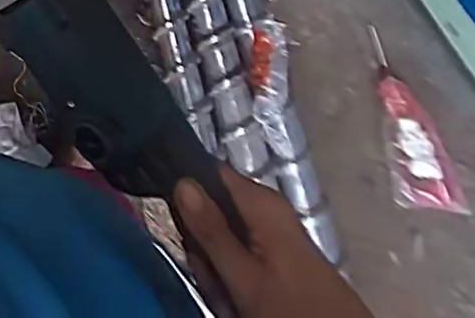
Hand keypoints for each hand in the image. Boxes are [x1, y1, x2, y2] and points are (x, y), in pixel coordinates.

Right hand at [172, 166, 371, 317]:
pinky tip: (238, 304)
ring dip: (217, 268)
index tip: (178, 226)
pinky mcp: (279, 259)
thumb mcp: (246, 281)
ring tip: (227, 299)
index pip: (208, 171)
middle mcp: (267, 209)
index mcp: (261, 202)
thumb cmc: (295, 315)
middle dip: (204, 245)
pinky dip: (234, 279)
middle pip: (213, 208)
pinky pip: (242, 255)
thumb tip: (180, 180)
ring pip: (224, 237)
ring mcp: (274, 234)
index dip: (187, 193)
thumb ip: (212, 231)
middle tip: (210, 278)